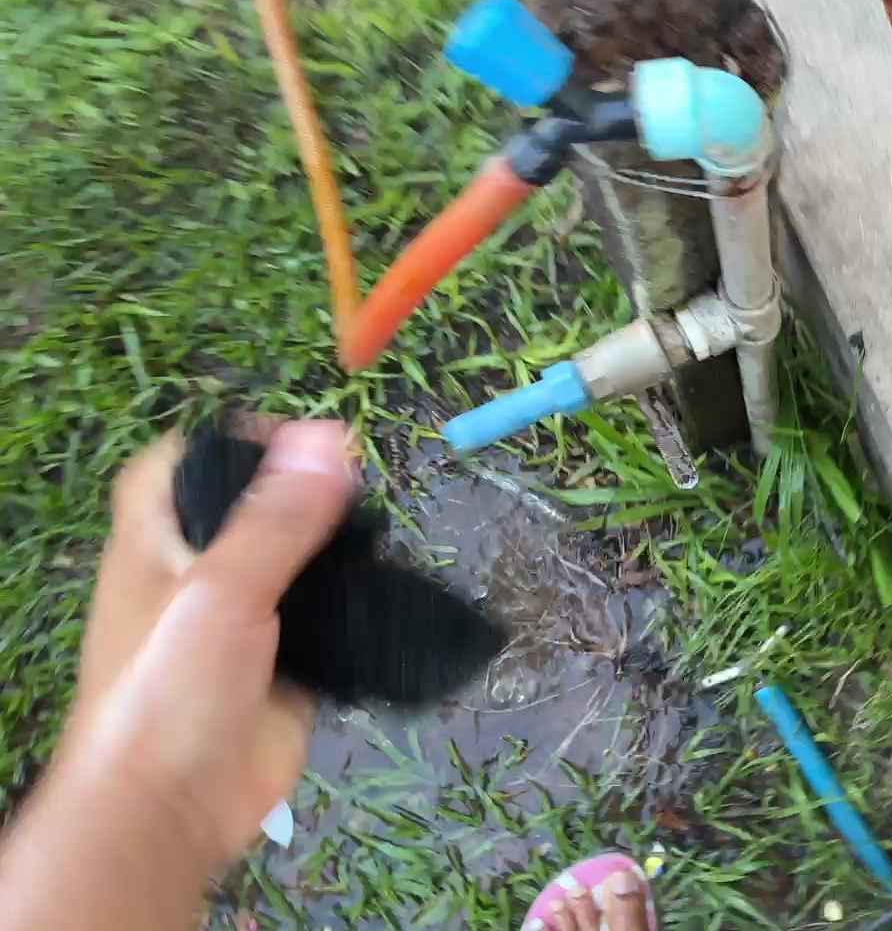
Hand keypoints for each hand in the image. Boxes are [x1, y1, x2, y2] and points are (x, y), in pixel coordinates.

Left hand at [65, 421, 353, 862]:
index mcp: (156, 552)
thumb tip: (329, 435)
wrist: (182, 804)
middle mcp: (197, 575)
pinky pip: (324, 599)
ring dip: (334, 534)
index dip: (228, 443)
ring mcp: (245, 614)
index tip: (302, 440)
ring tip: (381, 523)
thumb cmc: (178, 690)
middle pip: (243, 506)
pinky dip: (354, 582)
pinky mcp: (288, 647)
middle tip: (360, 482)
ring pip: (291, 553)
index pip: (172, 470)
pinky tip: (388, 576)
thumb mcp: (225, 592)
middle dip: (299, 485)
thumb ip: (278, 518)